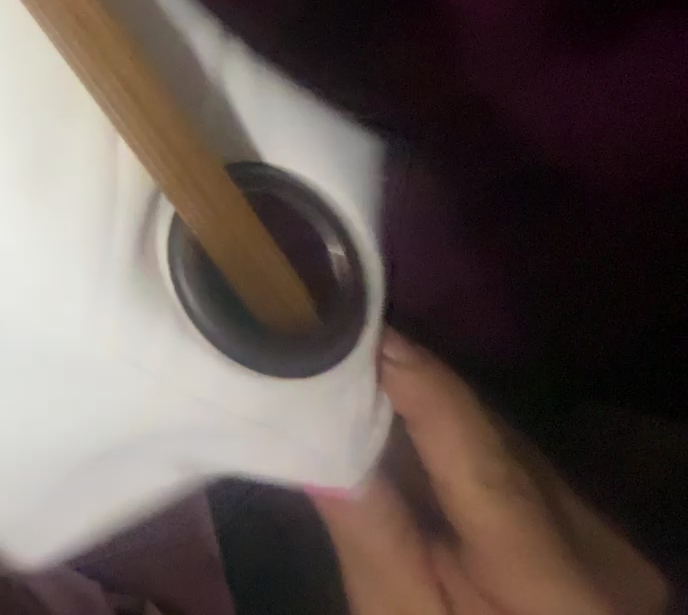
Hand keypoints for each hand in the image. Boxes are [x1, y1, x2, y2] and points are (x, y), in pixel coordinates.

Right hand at [314, 333, 668, 613]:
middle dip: (411, 390)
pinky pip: (503, 456)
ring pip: (497, 442)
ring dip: (420, 403)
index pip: (490, 474)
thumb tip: (316, 432)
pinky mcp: (585, 528)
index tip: (373, 336)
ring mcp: (604, 538)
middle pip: (494, 447)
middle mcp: (607, 553)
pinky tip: (387, 410)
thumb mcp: (391, 611)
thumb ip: (368, 530)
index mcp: (563, 594)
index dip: (431, 399)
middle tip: (331, 340)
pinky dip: (442, 428)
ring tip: (346, 364)